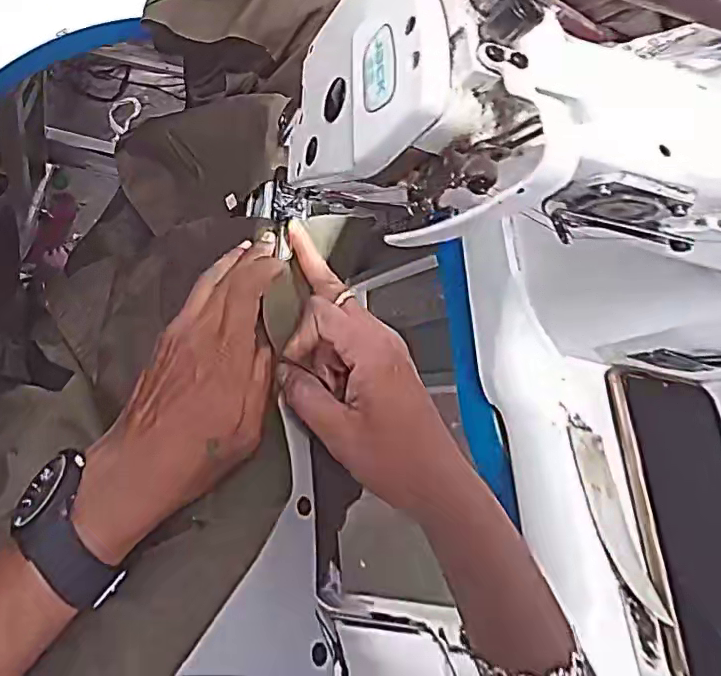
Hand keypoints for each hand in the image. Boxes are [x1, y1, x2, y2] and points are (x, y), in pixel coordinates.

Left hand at [71, 237, 283, 563]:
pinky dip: (210, 281)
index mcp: (226, 352)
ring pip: (206, 283)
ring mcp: (178, 334)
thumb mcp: (249, 425)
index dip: (264, 269)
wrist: (140, 462)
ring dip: (227, 263)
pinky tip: (218, 284)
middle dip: (249, 258)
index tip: (279, 262)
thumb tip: (267, 347)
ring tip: (243, 253)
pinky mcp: (165, 341)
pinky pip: (192, 297)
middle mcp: (199, 333)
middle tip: (266, 247)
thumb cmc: (193, 452)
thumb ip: (261, 378)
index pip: (246, 289)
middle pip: (226, 278)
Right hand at [277, 222, 475, 516]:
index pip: (321, 311)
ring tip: (314, 379)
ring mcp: (384, 349)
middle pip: (336, 295)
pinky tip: (323, 377)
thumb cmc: (401, 460)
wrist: (437, 481)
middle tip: (293, 240)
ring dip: (318, 339)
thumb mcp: (338, 432)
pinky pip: (349, 339)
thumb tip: (284, 373)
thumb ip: (303, 395)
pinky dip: (329, 350)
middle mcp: (381, 339)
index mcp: (372, 348)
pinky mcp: (384, 362)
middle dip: (310, 281)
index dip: (297, 337)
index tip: (290, 366)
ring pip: (340, 317)